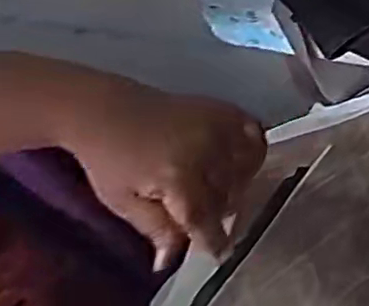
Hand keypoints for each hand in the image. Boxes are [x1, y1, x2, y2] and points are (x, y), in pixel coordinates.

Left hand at [56, 80, 266, 269]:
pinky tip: (244, 164)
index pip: (204, 214)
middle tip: (217, 225)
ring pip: (248, 165)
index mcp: (177, 174)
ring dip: (241, 185)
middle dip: (225, 212)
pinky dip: (255, 153)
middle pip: (229, 191)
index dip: (213, 237)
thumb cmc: (112, 161)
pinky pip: (256, 135)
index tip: (221, 253)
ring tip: (228, 196)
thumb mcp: (123, 203)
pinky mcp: (230, 109)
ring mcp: (222, 125)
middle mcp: (208, 148)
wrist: (114, 112)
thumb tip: (171, 259)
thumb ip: (154, 228)